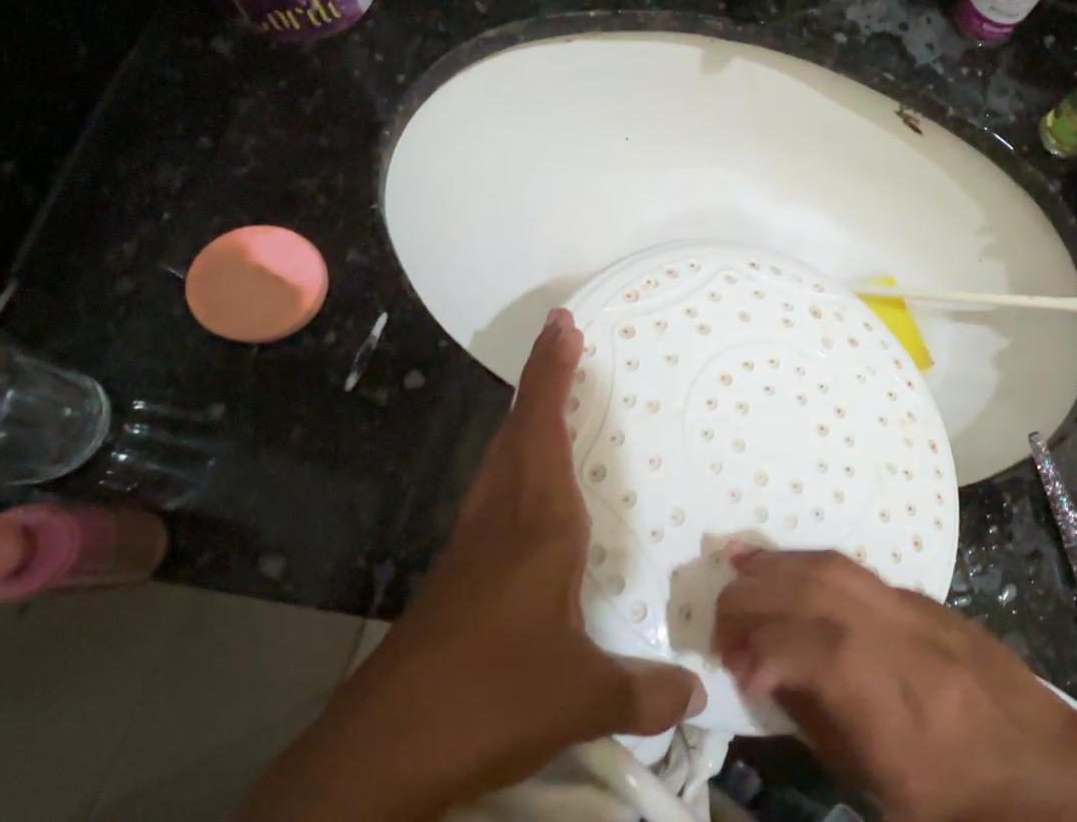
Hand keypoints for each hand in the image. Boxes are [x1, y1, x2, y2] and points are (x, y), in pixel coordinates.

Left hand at [243, 310, 704, 821]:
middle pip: (514, 436)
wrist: (379, 751)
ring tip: (551, 409)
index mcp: (535, 528)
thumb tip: (697, 690)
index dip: (551, 375)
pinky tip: (532, 505)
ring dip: (522, 426)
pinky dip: (515, 474)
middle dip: (538, 386)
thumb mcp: (579, 698)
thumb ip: (643, 692)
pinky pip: (492, 502)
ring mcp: (470, 552)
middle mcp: (499, 524)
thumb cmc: (488, 699)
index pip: (542, 431)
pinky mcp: (455, 581)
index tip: (562, 326)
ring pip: (498, 466)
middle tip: (564, 348)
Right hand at [713, 548, 1076, 821]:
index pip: (807, 648)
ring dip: (781, 563)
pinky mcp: (928, 602)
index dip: (757, 650)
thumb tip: (770, 675)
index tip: (732, 670)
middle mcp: (900, 639)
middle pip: (815, 592)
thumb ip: (820, 723)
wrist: (1048, 767)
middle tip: (718, 617)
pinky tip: (791, 569)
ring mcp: (917, 612)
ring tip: (736, 563)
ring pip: (837, 568)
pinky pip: (860, 572)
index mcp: (890, 699)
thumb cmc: (962, 797)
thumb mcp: (883, 785)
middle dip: (755, 595)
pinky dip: (815, 565)